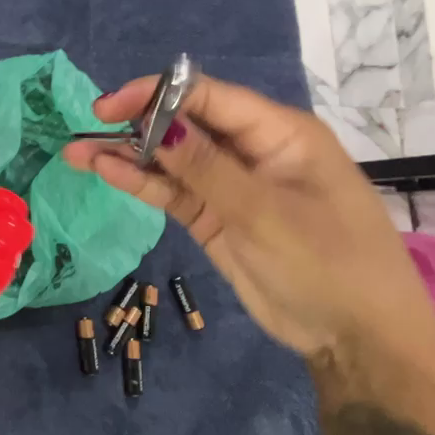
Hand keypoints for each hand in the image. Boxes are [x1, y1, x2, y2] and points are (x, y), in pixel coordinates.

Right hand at [63, 75, 434, 358]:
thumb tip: (157, 126)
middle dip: (135, 123)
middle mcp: (253, 151)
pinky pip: (172, 191)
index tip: (108, 106)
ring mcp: (232, 186)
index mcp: (280, 134)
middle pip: (184, 124)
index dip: (156, 95)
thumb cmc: (328, 264)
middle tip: (86, 127)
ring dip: (126, 155)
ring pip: (171, 159)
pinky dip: (140, 183)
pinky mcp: (215, 218)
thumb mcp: (265, 213)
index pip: (209, 97)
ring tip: (76, 154)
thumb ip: (206, 169)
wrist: (358, 340)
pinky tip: (104, 172)